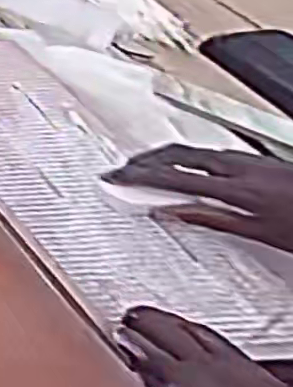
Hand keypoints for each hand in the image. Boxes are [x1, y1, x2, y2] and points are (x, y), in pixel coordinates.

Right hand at [103, 145, 292, 253]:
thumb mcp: (268, 235)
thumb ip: (214, 219)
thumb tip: (171, 212)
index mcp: (236, 188)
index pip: (168, 176)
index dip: (135, 176)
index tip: (113, 177)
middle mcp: (243, 169)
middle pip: (179, 153)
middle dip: (146, 158)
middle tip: (127, 167)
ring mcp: (260, 164)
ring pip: (201, 151)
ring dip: (172, 156)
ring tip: (157, 164)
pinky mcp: (273, 164)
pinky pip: (224, 154)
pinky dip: (201, 159)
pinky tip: (204, 168)